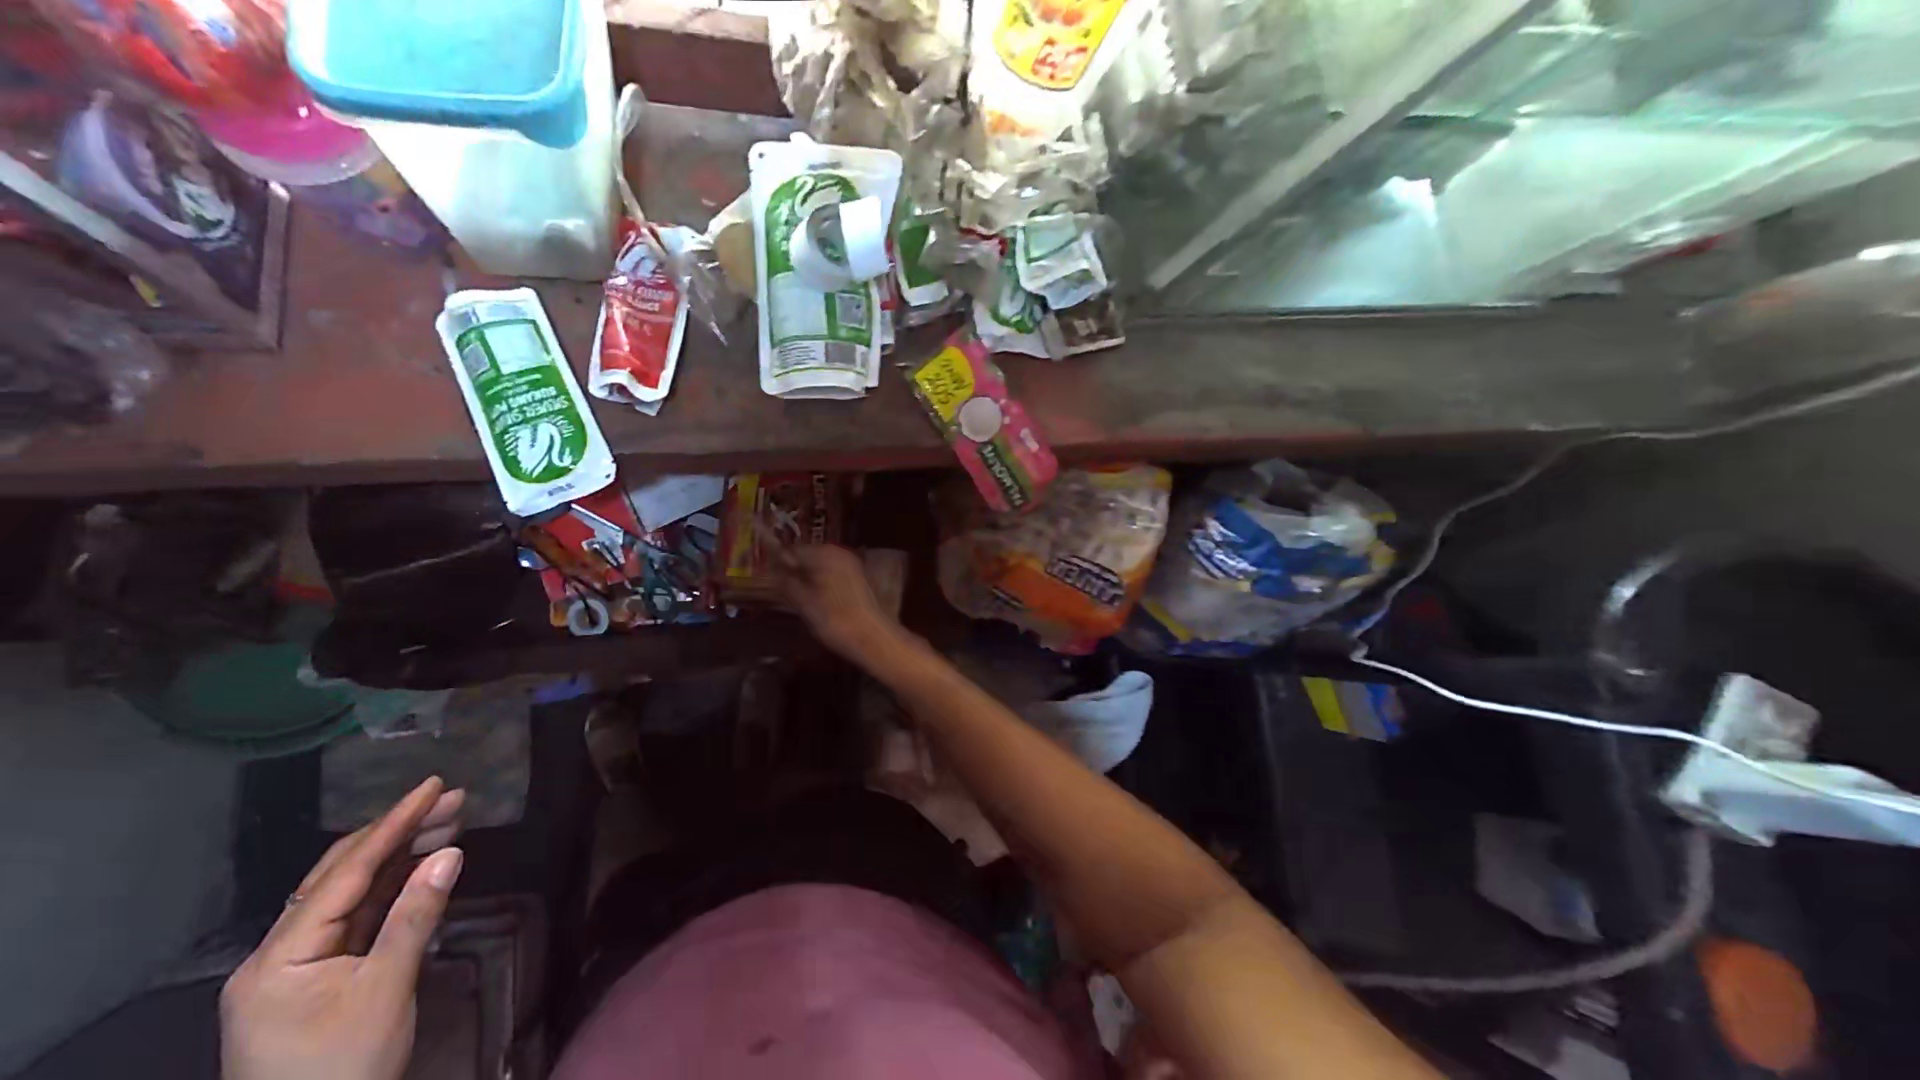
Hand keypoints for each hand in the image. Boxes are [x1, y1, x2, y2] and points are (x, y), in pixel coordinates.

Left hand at [221, 777, 465, 1079]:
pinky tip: (423, 868)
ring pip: (352, 894)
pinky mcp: (319, 977)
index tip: (435, 786)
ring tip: (449, 824)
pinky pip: (357, 919)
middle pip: (343, 875)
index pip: (345, 872)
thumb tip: (450, 853)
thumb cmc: (343, 1068)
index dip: (394, 824)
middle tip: (453, 800)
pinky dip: (393, 890)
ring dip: (400, 858)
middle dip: (399, 833)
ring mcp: (297, 965)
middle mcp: (279, 952)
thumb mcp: (385, 990)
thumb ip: (415, 917)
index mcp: (278, 956)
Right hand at [774, 544, 907, 664]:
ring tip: (799, 598)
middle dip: (794, 570)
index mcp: (824, 554)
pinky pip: (831, 572)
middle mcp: (838, 552)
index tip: (769, 579)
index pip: (792, 550)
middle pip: (807, 556)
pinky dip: (821, 581)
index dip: (779, 564)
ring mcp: (850, 564)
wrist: (871, 638)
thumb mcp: (803, 603)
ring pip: (819, 565)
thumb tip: (771, 569)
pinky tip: (817, 599)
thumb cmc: (834, 620)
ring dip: (807, 577)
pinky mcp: (857, 577)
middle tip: (783, 591)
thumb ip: (786, 582)